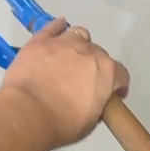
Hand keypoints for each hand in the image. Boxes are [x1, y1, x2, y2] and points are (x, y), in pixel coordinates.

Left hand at [0, 19, 128, 147]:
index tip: (111, 93)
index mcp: (107, 71)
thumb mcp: (91, 121)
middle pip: (97, 53)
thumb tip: (91, 98)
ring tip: (70, 56)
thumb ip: (96, 102)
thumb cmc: (63, 123)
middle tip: (82, 79)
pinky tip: (58, 28)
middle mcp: (88, 51)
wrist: (28, 112)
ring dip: (78, 44)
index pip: (121, 74)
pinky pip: (53, 27)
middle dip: (93, 65)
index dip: (117, 84)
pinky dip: (57, 27)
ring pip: (78, 34)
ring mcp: (63, 43)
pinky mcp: (40, 40)